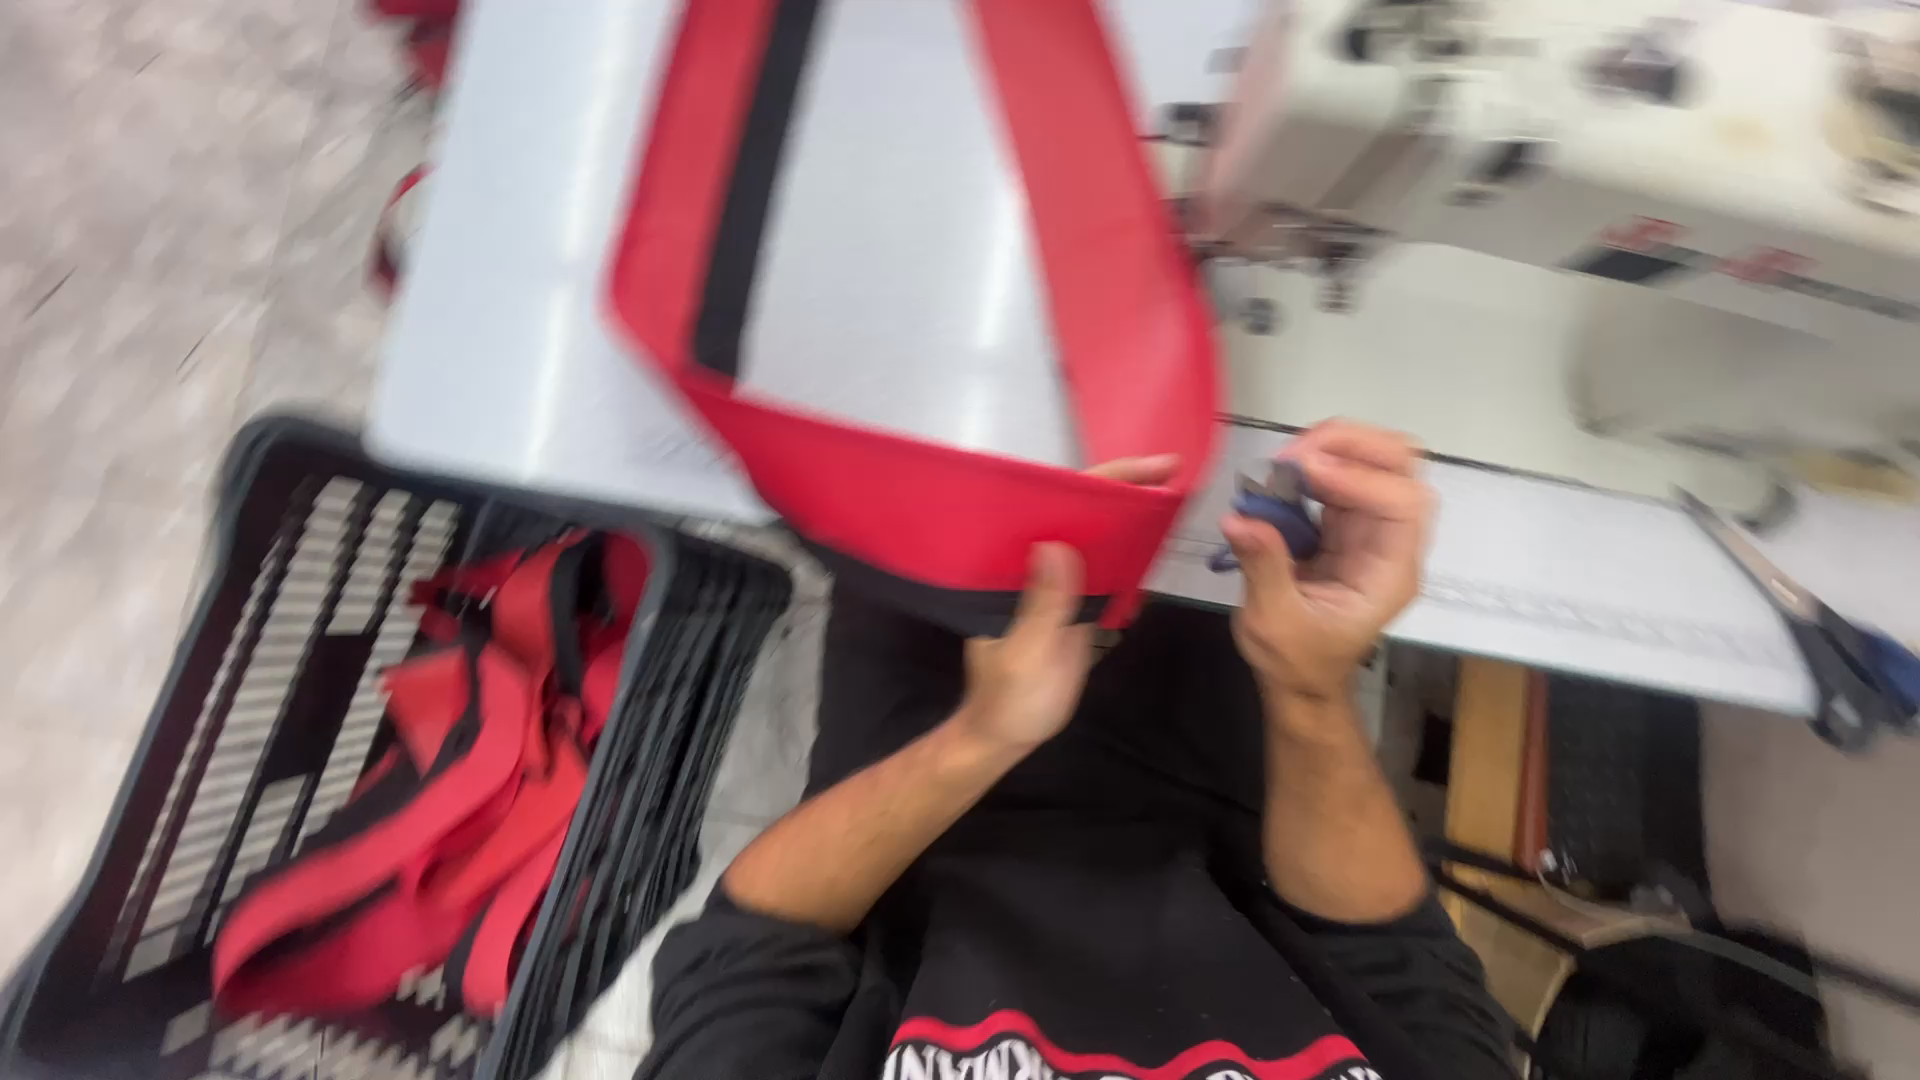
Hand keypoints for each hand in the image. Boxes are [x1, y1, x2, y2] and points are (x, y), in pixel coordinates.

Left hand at [951, 454, 1179, 753]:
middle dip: (1119, 488)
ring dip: (1126, 517)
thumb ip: (1041, 606)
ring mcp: (1055, 585)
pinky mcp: (1073, 605)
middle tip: (1170, 470)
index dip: (1098, 483)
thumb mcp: (1024, 655)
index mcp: (1013, 571)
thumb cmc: (1008, 699)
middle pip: (1078, 515)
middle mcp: (1034, 567)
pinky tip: (1154, 541)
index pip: (1053, 510)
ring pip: (1091, 539)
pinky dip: (1126, 555)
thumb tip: (1056, 544)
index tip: (1144, 469)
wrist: (1008, 734)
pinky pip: (1101, 571)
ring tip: (1172, 493)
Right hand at [1223, 421, 1431, 703]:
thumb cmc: (1296, 661)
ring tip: (1280, 463)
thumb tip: (1240, 518)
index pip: (1400, 504)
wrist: (1300, 680)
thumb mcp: (1273, 623)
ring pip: (1374, 463)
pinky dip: (1310, 467)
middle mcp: (1390, 543)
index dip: (1356, 478)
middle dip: (1351, 445)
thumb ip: (1263, 567)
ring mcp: (1368, 531)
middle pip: (1401, 467)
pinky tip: (1277, 478)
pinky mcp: (1342, 526)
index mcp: (1389, 572)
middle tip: (1293, 454)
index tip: (1300, 471)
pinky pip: (1339, 479)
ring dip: (1329, 449)